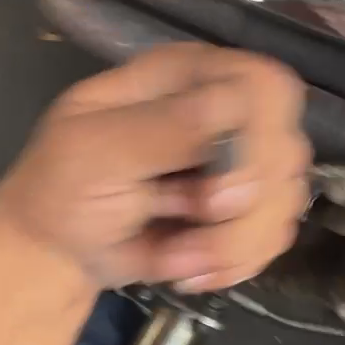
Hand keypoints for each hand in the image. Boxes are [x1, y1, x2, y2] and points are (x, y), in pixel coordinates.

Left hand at [0, 43, 311, 291]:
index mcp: (185, 76)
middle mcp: (224, 110)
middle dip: (243, 210)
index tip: (218, 195)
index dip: (258, 141)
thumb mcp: (93, 151)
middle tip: (190, 231)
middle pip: (286, 148)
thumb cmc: (61, 188)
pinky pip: (276, 235)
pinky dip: (235, 262)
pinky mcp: (246, 207)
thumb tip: (231, 104)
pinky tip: (190, 268)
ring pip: (286, 198)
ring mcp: (240, 160)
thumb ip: (161, 128)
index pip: (263, 86)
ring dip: (233, 244)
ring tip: (177, 258)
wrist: (58, 250)